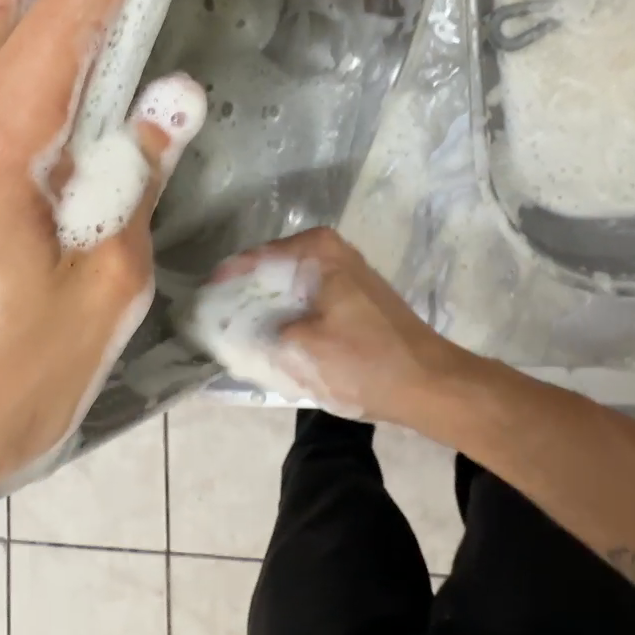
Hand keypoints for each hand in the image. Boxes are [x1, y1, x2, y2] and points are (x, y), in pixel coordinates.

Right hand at [205, 227, 471, 425]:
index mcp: (319, 250)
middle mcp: (334, 250)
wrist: (430, 384)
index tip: (205, 298)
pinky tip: (277, 335)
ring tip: (240, 328)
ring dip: (270, 303)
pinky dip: (292, 311)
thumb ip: (262, 333)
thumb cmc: (364, 362)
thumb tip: (238, 328)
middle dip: (248, 291)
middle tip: (219, 316)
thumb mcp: (301, 349)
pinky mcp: (358, 296)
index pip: (258, 257)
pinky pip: (312, 296)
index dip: (229, 279)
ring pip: (294, 283)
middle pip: (276, 267)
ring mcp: (349, 272)